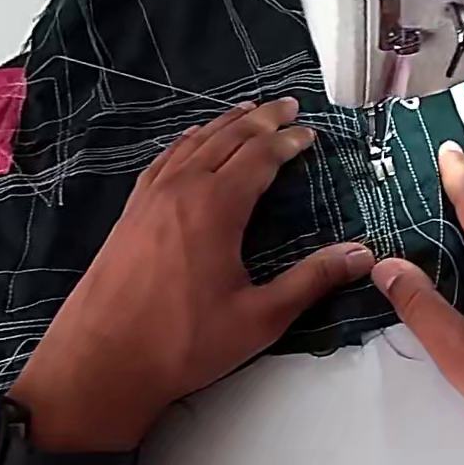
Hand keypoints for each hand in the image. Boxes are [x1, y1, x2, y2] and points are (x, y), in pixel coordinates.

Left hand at [11, 97, 374, 451]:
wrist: (102, 359)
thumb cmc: (183, 342)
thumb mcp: (259, 318)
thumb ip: (311, 281)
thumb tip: (361, 255)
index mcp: (215, 206)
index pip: (260, 157)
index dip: (288, 141)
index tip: (309, 133)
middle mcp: (181, 189)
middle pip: (226, 139)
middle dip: (261, 120)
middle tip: (286, 105)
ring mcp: (149, 198)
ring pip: (192, 144)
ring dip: (223, 125)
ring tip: (246, 113)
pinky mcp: (129, 213)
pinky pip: (163, 162)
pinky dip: (186, 144)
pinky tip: (190, 145)